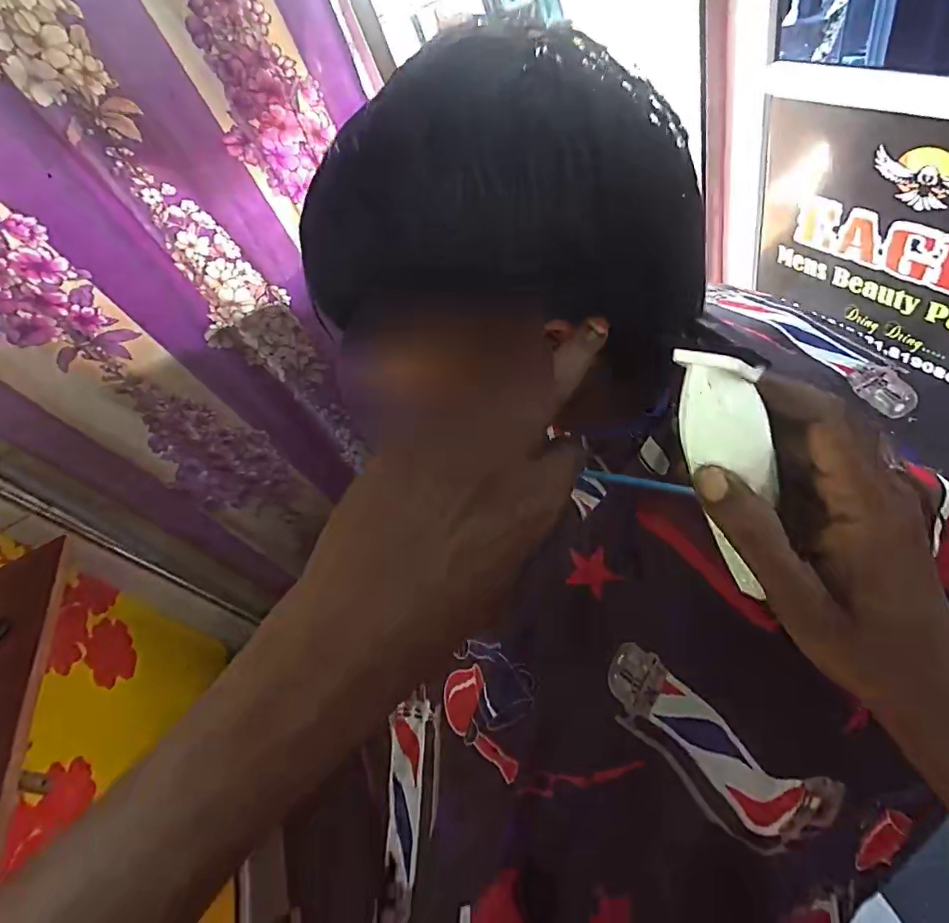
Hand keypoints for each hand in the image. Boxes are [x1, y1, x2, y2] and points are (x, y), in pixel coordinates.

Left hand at [296, 314, 597, 661]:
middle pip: (545, 392)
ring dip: (517, 354)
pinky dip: (460, 375)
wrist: (356, 620)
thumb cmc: (438, 621)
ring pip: (493, 379)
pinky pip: (442, 391)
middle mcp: (500, 458)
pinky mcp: (404, 433)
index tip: (561, 442)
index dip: (567, 445)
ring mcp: (449, 438)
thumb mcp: (504, 574)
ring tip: (530, 332)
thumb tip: (529, 488)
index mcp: (534, 504)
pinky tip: (467, 362)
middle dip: (573, 356)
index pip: (570, 452)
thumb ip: (524, 520)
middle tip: (592, 327)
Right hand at [691, 377, 948, 738]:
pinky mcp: (871, 516)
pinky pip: (828, 471)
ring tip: (725, 428)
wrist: (931, 694)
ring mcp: (879, 501)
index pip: (828, 419)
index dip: (780, 390)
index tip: (730, 378)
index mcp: (868, 501)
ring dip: (778, 430)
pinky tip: (756, 473)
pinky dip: (789, 460)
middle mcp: (880, 488)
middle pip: (829, 422)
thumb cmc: (866, 651)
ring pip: (828, 445)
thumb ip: (753, 534)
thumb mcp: (797, 600)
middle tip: (717, 400)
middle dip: (772, 402)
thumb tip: (707, 473)